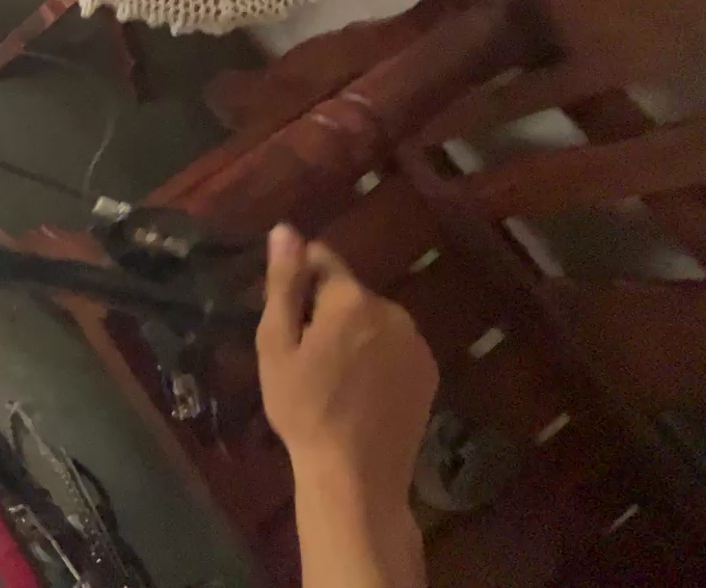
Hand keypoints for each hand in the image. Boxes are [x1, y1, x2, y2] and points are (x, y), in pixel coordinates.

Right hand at [257, 224, 435, 498]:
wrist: (355, 474)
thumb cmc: (302, 404)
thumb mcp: (276, 341)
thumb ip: (284, 282)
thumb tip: (285, 230)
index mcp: (352, 300)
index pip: (321, 258)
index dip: (296, 280)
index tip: (284, 315)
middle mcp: (392, 312)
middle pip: (346, 290)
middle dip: (322, 307)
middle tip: (301, 351)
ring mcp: (416, 344)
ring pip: (369, 316)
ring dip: (348, 330)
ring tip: (328, 371)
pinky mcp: (428, 372)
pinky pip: (391, 343)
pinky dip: (373, 353)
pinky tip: (357, 387)